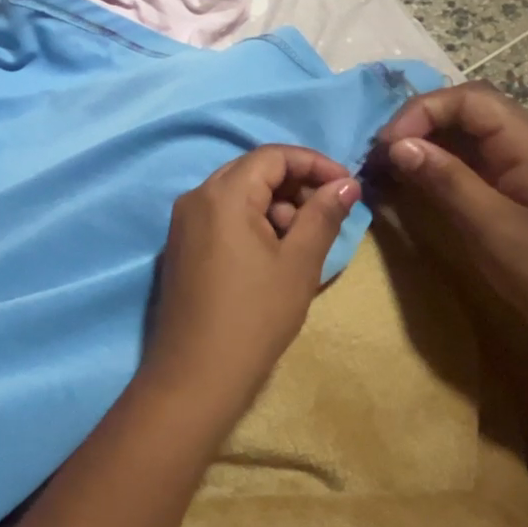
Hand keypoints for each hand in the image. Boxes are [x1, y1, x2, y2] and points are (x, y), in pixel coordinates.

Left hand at [143, 146, 359, 417]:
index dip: (314, 164)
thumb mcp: (298, 263)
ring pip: (235, 194)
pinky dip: (251, 222)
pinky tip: (272, 255)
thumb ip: (322, 216)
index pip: (272, 155)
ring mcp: (182, 222)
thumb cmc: (255, 315)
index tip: (347, 187)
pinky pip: (220, 216)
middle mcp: (195, 197)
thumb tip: (346, 184)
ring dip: (273, 205)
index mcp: (222, 194)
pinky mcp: (180, 245)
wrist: (196, 371)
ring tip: (302, 243)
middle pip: (251, 170)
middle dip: (294, 184)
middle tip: (328, 215)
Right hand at [376, 81, 527, 358]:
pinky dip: (453, 161)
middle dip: (423, 122)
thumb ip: (446, 181)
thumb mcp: (493, 230)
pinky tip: (430, 181)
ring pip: (479, 132)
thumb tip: (398, 144)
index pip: (469, 99)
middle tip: (385, 153)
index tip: (386, 146)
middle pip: (473, 108)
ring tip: (398, 166)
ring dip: (435, 141)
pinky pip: (489, 157)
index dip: (420, 111)